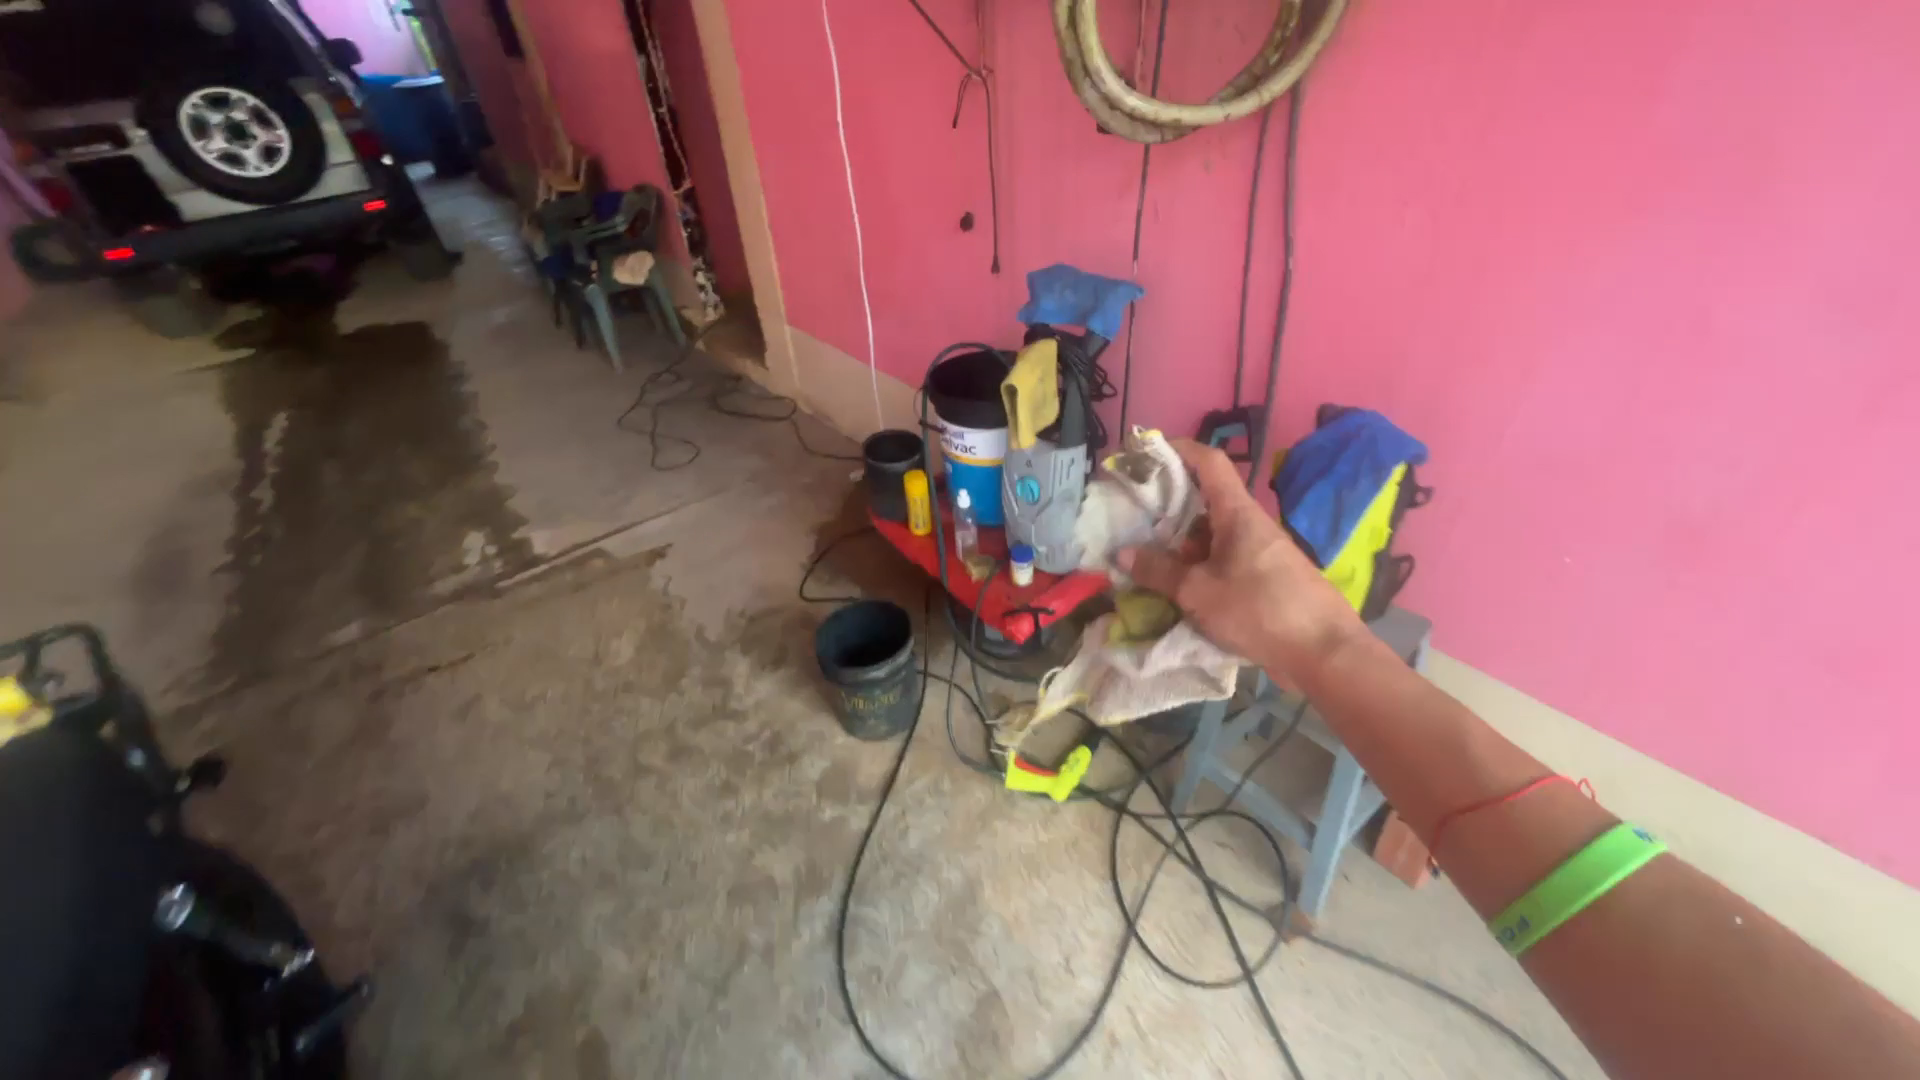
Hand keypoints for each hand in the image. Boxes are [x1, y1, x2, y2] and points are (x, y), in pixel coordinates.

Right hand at [1117, 439, 1363, 688]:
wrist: (1324, 654)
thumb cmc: (1260, 610)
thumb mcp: (1199, 592)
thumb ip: (1159, 572)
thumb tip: (1122, 553)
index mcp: (1237, 514)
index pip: (1210, 462)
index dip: (1179, 449)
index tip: (1147, 452)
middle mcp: (1250, 525)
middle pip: (1205, 501)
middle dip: (1168, 506)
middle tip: (1132, 519)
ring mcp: (1260, 552)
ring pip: (1212, 535)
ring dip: (1180, 544)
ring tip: (1145, 560)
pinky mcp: (1264, 579)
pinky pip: (1222, 561)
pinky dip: (1197, 567)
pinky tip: (1176, 588)